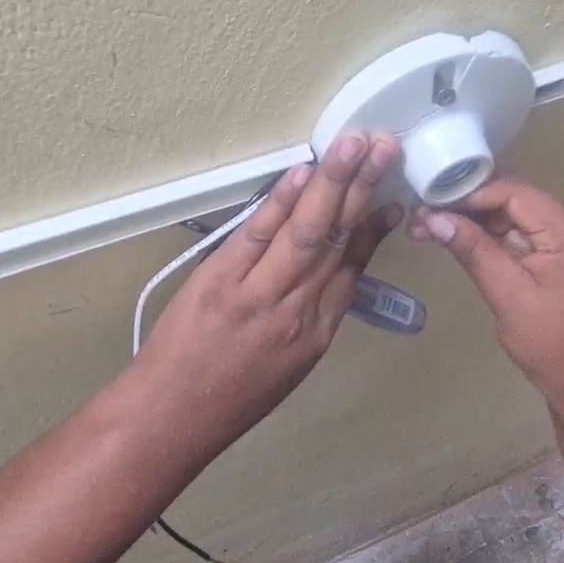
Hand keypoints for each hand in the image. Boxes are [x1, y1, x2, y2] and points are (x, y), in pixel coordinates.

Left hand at [133, 133, 401, 451]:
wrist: (171, 418)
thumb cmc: (231, 397)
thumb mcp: (290, 366)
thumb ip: (314, 315)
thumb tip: (333, 270)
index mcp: (317, 333)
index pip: (352, 269)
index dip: (374, 228)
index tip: (392, 196)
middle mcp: (296, 310)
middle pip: (336, 240)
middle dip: (363, 189)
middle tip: (386, 146)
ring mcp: (257, 294)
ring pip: (305, 231)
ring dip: (332, 183)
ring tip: (354, 144)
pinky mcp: (219, 281)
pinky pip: (258, 235)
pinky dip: (281, 201)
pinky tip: (302, 173)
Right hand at [409, 178, 563, 406]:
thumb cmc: (550, 343)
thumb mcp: (507, 294)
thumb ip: (473, 250)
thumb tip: (432, 216)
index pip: (516, 195)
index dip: (471, 194)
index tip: (432, 202)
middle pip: (515, 203)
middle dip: (468, 210)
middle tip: (422, 218)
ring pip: (514, 219)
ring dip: (475, 225)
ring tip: (429, 229)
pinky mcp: (561, 257)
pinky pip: (521, 237)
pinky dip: (491, 240)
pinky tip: (457, 241)